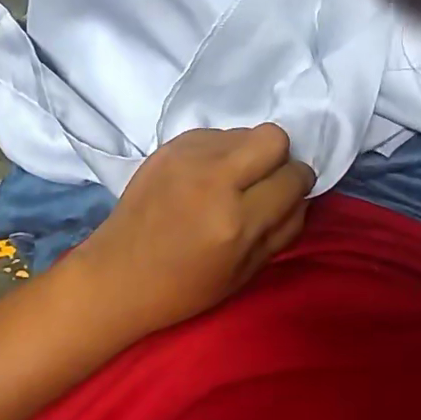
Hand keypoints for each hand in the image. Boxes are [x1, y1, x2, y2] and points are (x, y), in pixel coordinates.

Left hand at [60, 125, 313, 338]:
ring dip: (246, 154)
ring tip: (228, 182)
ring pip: (243, 132)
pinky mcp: (168, 146)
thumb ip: (283, 229)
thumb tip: (302, 194)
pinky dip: (219, 151)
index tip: (290, 192)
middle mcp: (215, 179)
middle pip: (273, 137)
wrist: (118, 273)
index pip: (293, 177)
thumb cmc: (183, 287)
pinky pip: (214, 134)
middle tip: (262, 181)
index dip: (299, 184)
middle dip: (278, 158)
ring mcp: (188, 157)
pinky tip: (203, 177)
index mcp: (236, 221)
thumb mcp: (245, 273)